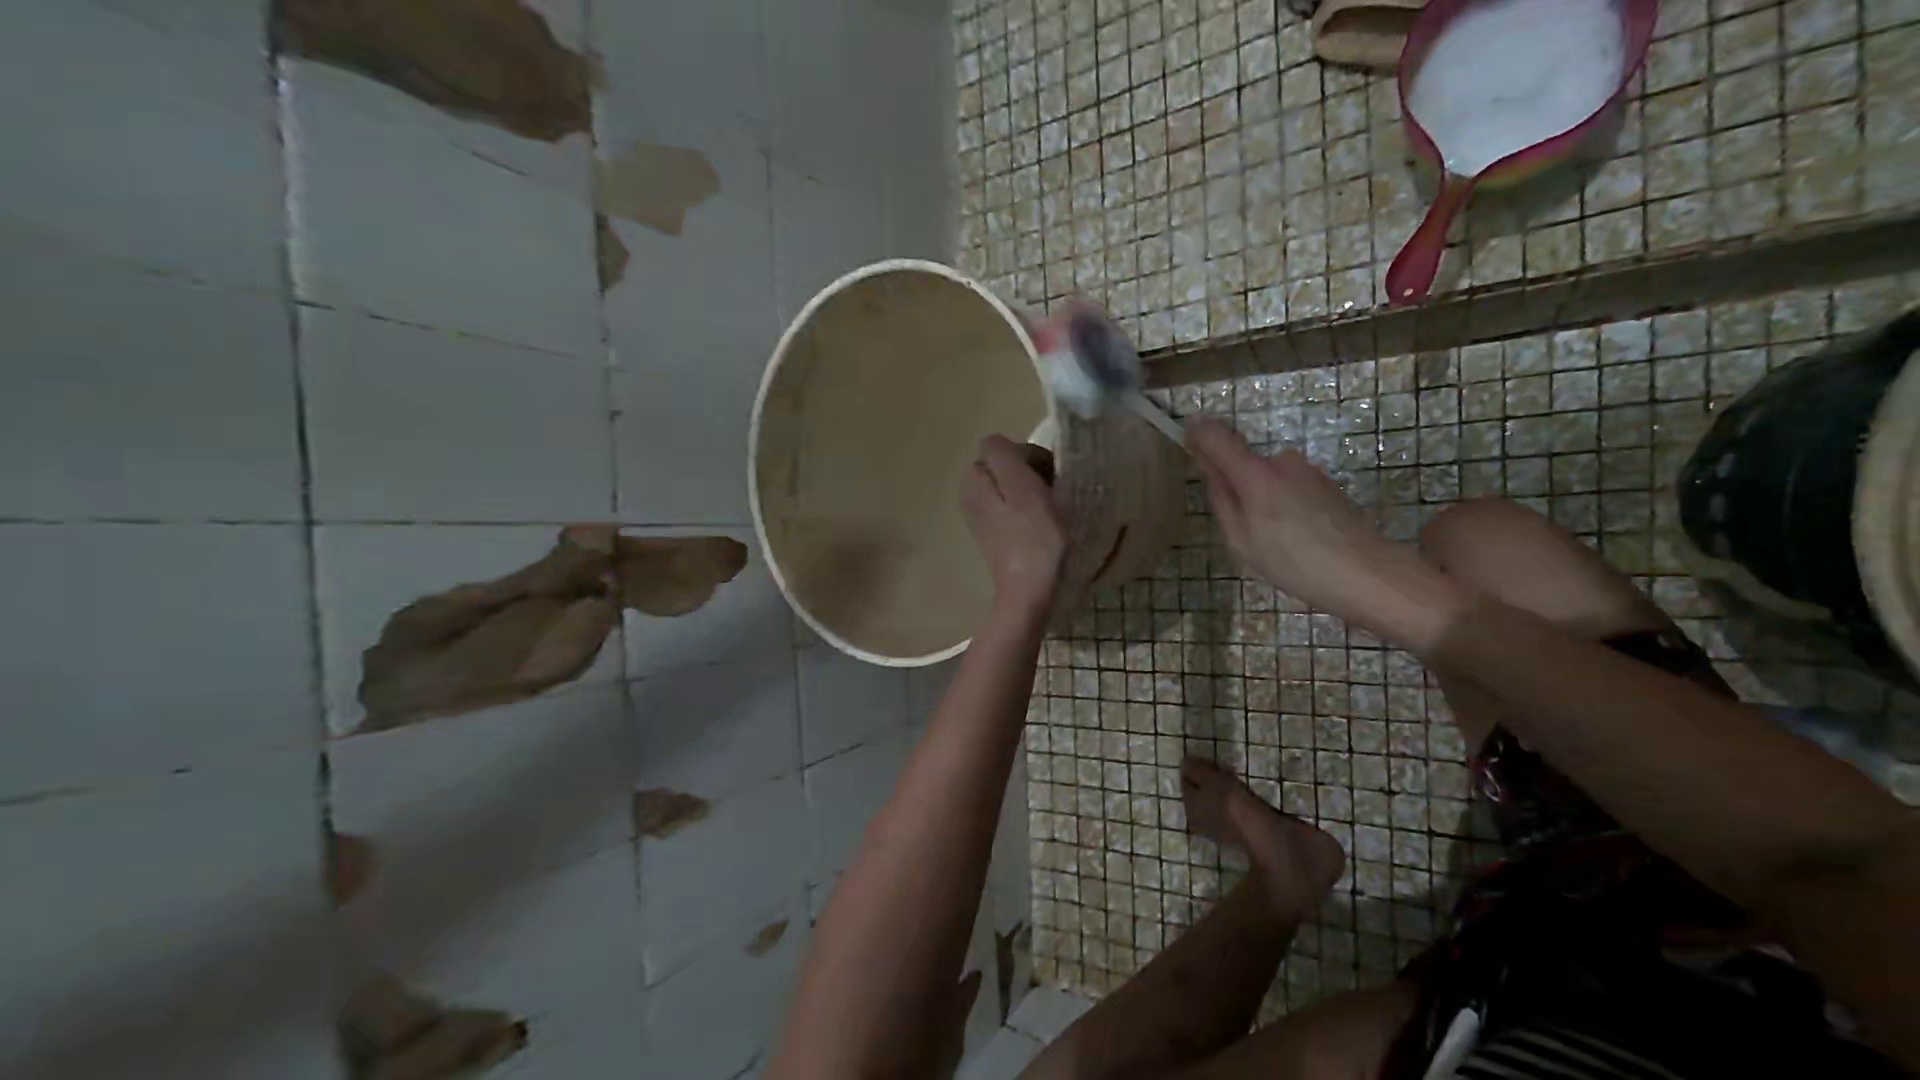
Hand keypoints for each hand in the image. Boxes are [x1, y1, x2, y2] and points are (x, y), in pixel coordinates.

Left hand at [961, 435, 1066, 615]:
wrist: (1030, 592)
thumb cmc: (1034, 539)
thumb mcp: (1023, 488)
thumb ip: (1005, 456)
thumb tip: (1000, 445)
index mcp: (975, 480)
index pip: (1004, 446)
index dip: (1030, 456)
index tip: (1049, 476)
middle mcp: (971, 494)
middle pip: (1006, 465)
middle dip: (1031, 472)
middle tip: (1053, 493)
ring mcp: (981, 515)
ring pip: (1012, 485)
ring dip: (1033, 491)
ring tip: (1050, 510)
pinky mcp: (994, 533)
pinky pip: (1013, 506)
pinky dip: (1029, 509)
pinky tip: (1041, 526)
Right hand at [1186, 417, 1469, 651]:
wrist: (1365, 573)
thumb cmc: (1294, 563)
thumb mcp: (1242, 541)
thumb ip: (1222, 499)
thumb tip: (1209, 469)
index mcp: (1256, 476)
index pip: (1217, 438)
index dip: (1199, 433)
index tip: (1186, 435)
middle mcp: (1282, 462)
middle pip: (1245, 463)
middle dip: (1236, 485)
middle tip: (1242, 526)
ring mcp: (1308, 470)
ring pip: (1269, 476)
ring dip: (1263, 497)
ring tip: (1275, 538)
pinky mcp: (1326, 482)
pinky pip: (1290, 485)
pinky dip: (1284, 503)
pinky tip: (1298, 536)